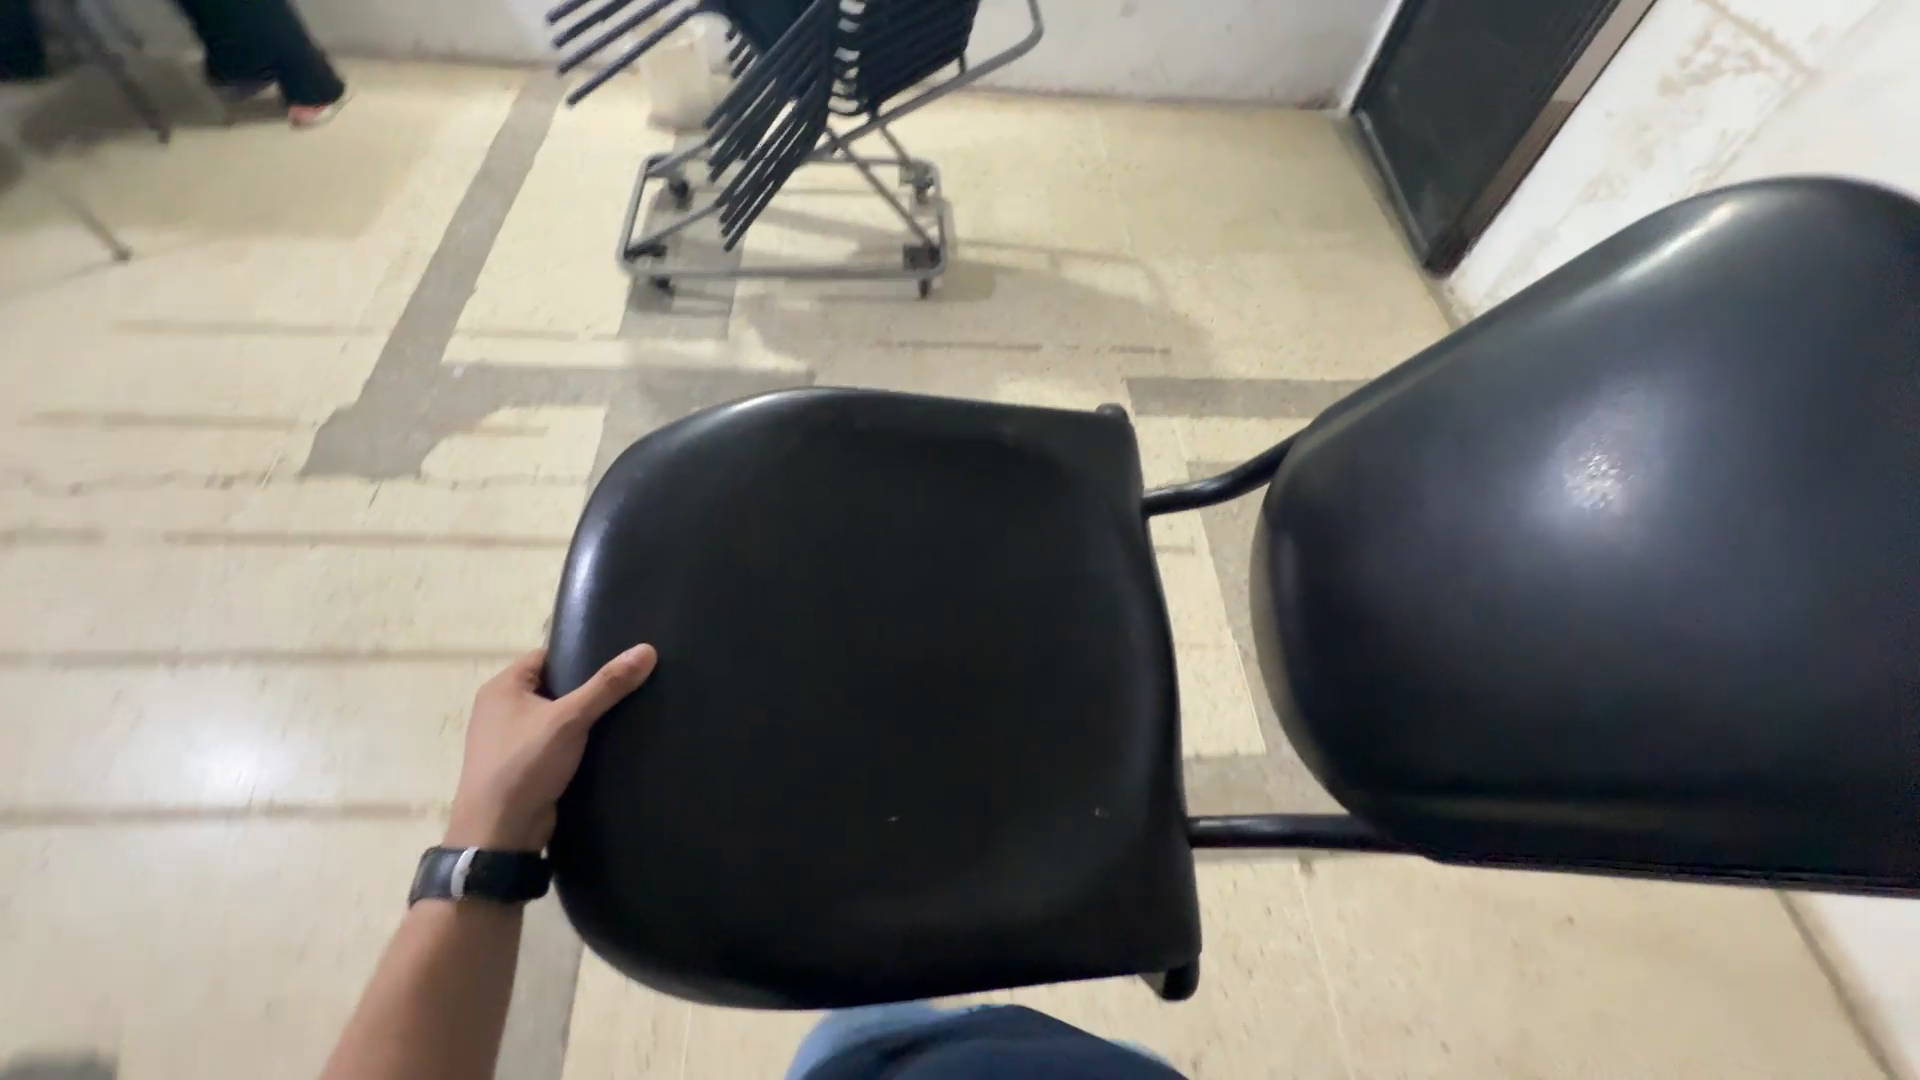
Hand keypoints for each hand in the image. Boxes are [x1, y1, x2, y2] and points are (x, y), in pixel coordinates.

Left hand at [445, 644, 658, 851]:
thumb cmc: (526, 764)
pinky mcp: (522, 764)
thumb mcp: (571, 718)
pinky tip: (606, 740)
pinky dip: (577, 739)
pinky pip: (555, 740)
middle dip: (587, 686)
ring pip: (556, 715)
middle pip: (554, 684)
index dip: (580, 654)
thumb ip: (608, 684)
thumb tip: (647, 650)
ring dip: (584, 715)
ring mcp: (510, 739)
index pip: (547, 656)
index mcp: (502, 688)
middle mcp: (500, 709)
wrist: (500, 833)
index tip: (616, 658)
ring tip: (625, 708)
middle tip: (627, 683)